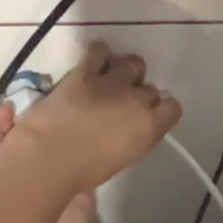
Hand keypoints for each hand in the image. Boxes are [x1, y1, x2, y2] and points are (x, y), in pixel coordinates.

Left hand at [0, 42, 182, 199]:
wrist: (50, 154)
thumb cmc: (83, 171)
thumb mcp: (120, 160)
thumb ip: (132, 140)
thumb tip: (126, 133)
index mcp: (149, 127)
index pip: (173, 108)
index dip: (162, 111)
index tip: (149, 117)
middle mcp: (136, 100)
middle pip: (151, 88)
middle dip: (140, 95)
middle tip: (123, 105)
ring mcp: (112, 82)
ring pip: (133, 63)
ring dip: (126, 72)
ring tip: (112, 81)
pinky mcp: (85, 71)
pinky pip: (100, 50)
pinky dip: (99, 55)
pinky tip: (93, 65)